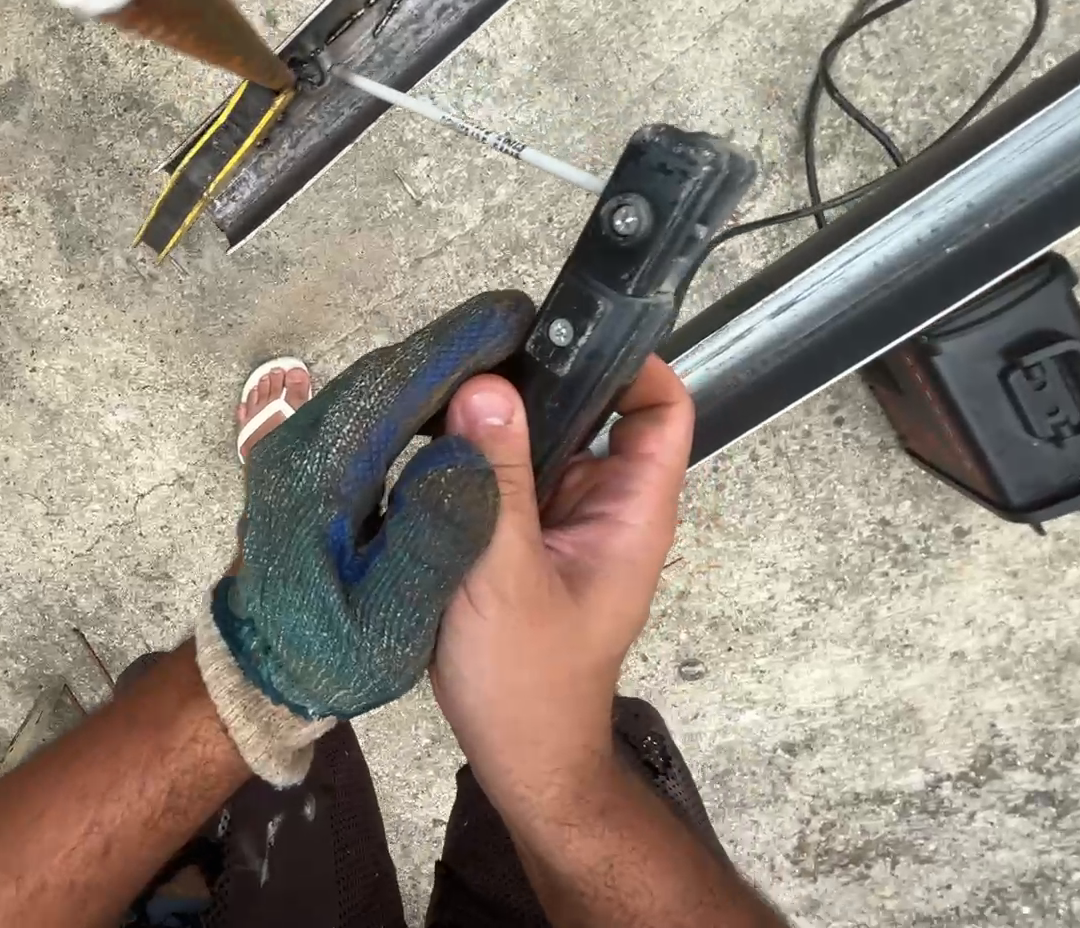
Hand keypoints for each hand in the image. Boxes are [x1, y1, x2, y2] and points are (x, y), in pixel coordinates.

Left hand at [198, 291, 533, 784]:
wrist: (262, 661)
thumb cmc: (328, 651)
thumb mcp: (390, 620)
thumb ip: (431, 538)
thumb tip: (471, 452)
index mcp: (315, 477)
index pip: (390, 391)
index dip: (454, 350)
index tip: (512, 318)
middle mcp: (297, 447)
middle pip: (380, 376)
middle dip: (450, 347)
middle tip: (517, 327)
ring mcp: (295, 447)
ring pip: (372, 386)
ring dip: (431, 367)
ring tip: (496, 357)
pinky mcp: (305, 457)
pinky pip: (364, 407)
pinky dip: (410, 393)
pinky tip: (447, 403)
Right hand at [430, 357, 692, 807]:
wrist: (512, 749)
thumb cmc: (527, 676)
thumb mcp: (507, 574)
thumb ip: (497, 483)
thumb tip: (485, 386)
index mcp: (628, 508)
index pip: (658, 406)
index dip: (626, 359)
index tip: (554, 330)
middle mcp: (595, 499)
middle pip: (582, 409)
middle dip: (530, 378)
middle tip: (461, 357)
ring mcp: (551, 514)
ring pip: (531, 437)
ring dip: (489, 414)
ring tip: (430, 390)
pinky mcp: (512, 530)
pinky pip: (497, 470)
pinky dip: (466, 450)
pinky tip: (420, 438)